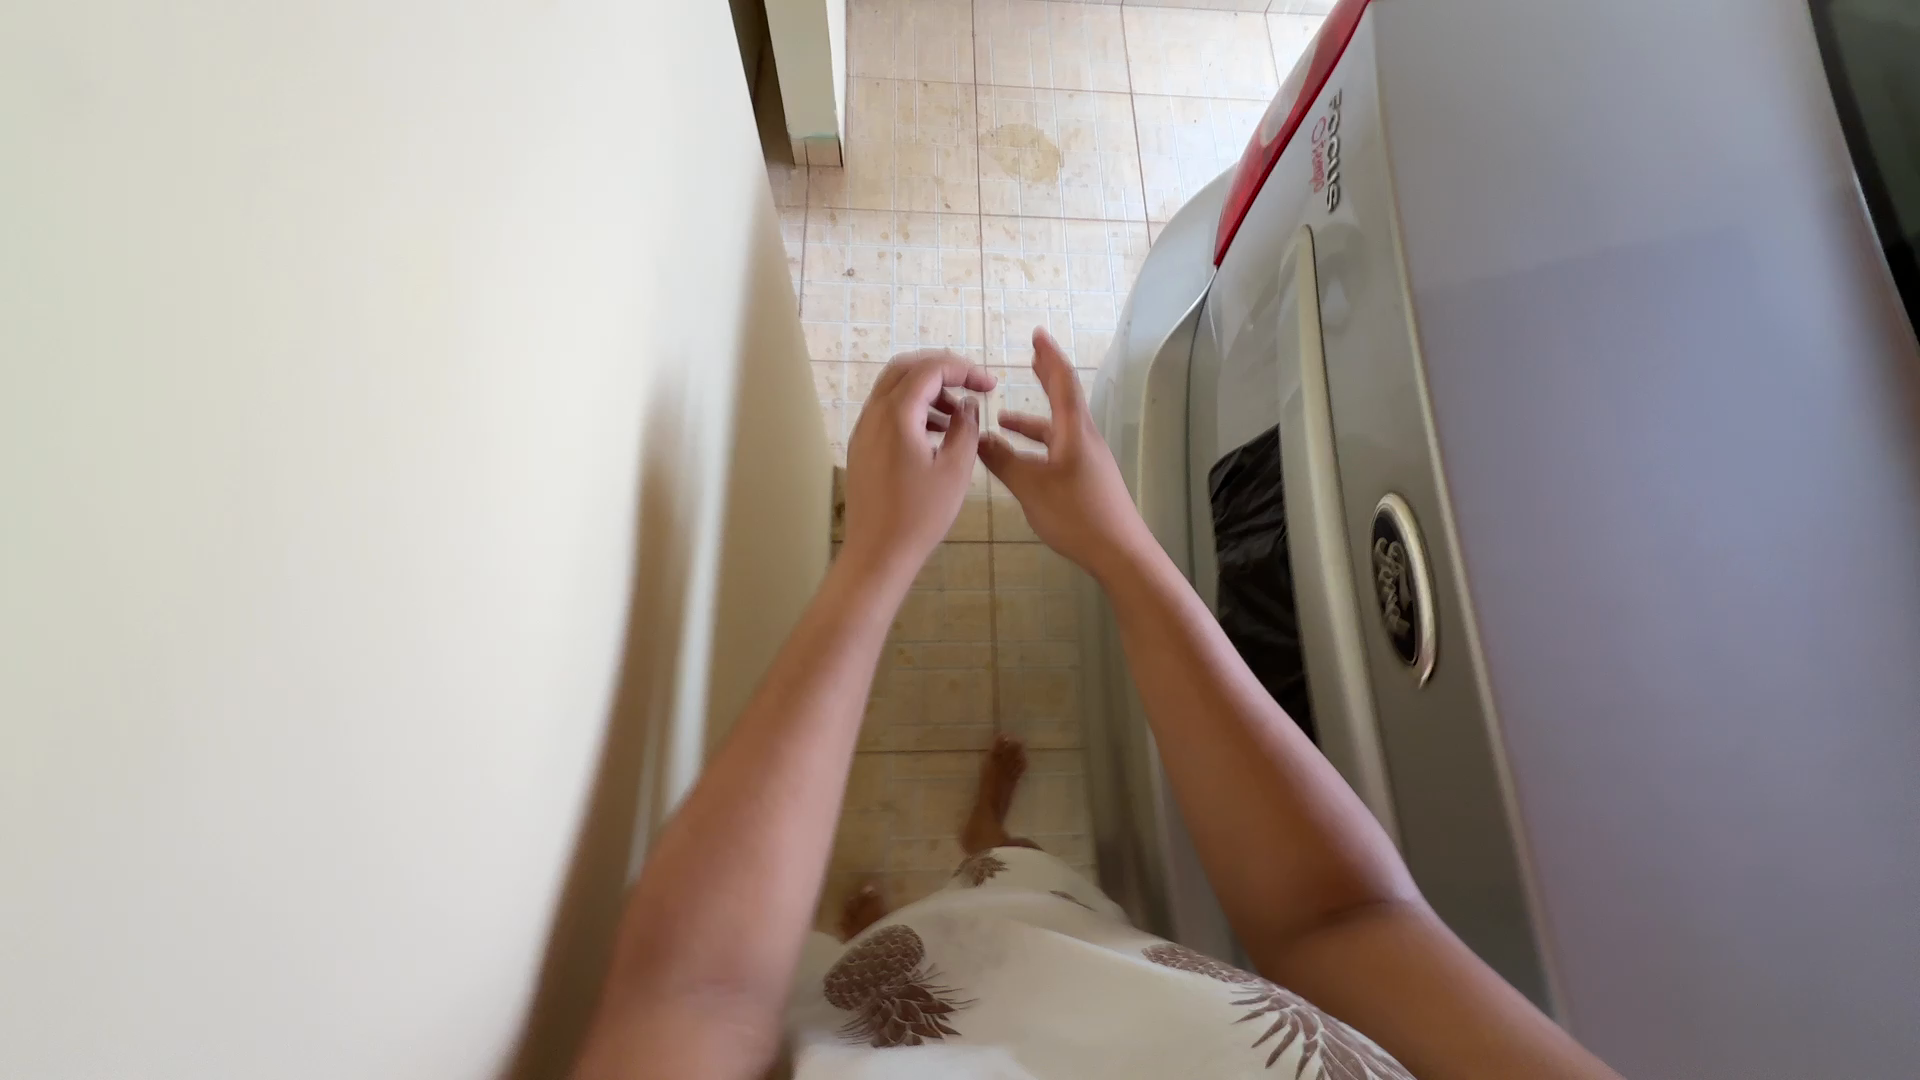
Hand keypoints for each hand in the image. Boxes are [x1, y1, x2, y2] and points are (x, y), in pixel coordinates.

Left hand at [842, 349, 996, 585]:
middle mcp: (873, 414)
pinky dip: (912, 410)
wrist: (878, 553)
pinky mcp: (861, 448)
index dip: (964, 369)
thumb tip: (967, 405)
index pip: (930, 370)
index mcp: (896, 414)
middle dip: (942, 371)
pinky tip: (936, 434)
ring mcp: (863, 430)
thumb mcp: (955, 469)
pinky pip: (886, 412)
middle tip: (972, 386)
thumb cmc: (920, 515)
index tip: (990, 385)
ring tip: (958, 415)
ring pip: (894, 389)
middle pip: (906, 369)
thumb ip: (965, 428)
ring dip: (927, 391)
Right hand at [979, 328, 1153, 580]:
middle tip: (1031, 358)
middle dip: (1046, 378)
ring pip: (1058, 431)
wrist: (1119, 553)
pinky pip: (1059, 451)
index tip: (1037, 335)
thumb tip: (978, 437)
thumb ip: (1003, 461)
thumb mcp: (1031, 486)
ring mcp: (1088, 461)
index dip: (1049, 357)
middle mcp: (1085, 440)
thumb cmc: (1076, 514)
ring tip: (1005, 421)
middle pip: (1065, 400)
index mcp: (1074, 432)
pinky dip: (1039, 446)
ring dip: (1033, 422)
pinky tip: (1023, 461)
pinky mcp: (1088, 481)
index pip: (1063, 383)